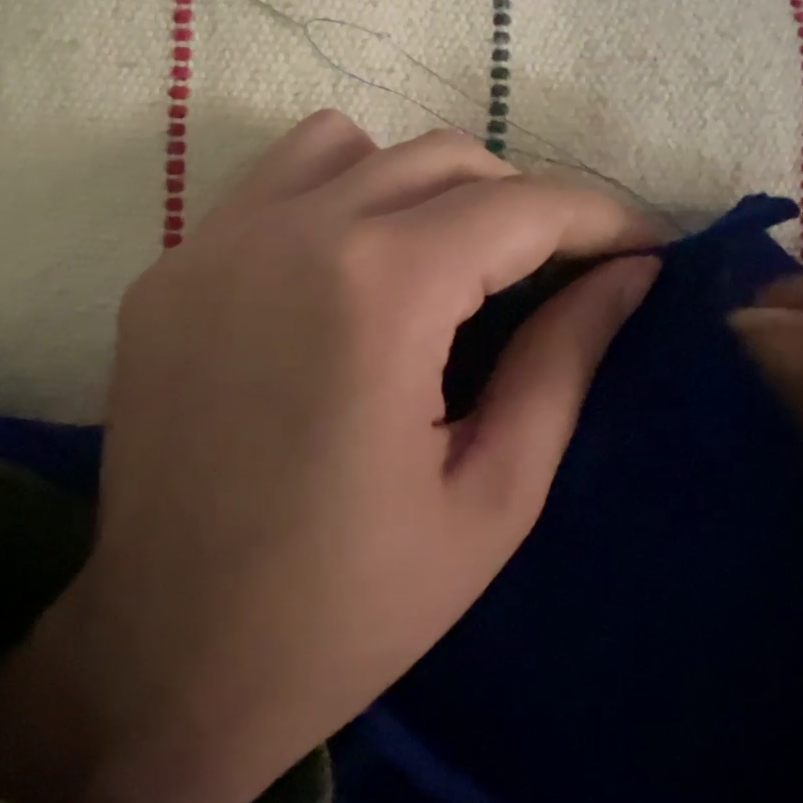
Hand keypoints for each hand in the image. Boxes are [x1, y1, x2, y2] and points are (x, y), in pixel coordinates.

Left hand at [0, 111, 658, 802]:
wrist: (173, 652)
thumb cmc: (348, 603)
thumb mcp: (490, 495)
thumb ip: (562, 364)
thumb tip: (626, 276)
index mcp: (379, 289)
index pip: (518, 204)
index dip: (597, 218)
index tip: (641, 250)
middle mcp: (284, 233)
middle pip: (434, 158)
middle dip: (511, 200)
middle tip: (545, 272)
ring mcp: (206, 247)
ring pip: (337, 151)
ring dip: (407, 185)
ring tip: (435, 266)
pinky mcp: (161, 279)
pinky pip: (259, 199)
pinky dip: (321, 210)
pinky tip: (335, 291)